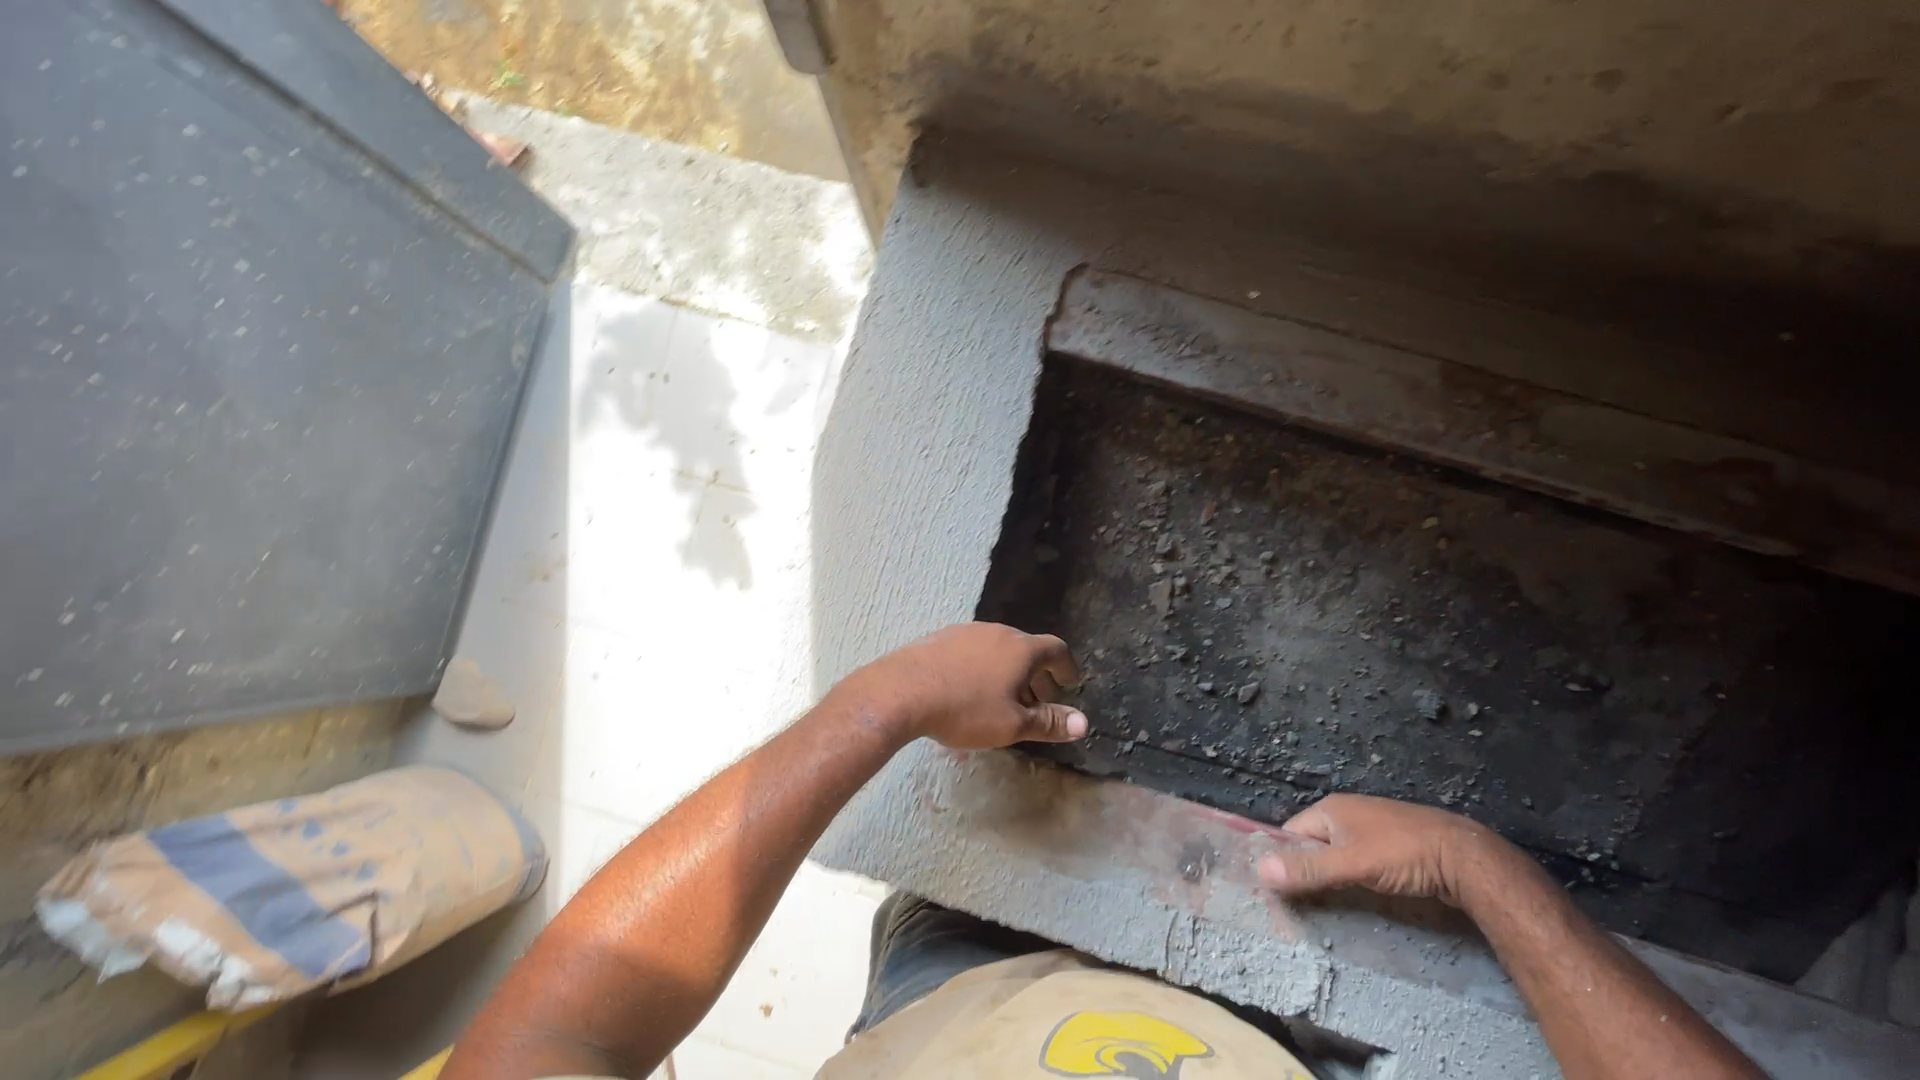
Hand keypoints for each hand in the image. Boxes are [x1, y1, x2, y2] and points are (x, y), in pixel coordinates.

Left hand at [835, 622, 1088, 749]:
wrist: (902, 691)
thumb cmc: (965, 709)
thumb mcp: (1012, 725)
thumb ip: (1049, 722)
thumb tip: (1084, 723)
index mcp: (1021, 648)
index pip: (1056, 649)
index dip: (1067, 667)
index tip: (1069, 684)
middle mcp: (997, 631)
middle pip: (1026, 648)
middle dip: (1037, 675)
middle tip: (1037, 701)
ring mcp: (965, 631)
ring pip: (997, 649)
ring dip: (1008, 671)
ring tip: (1002, 699)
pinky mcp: (940, 638)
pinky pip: (972, 651)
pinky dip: (982, 668)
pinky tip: (968, 690)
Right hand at [1256, 793, 1503, 907]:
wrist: (1466, 857)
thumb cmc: (1403, 854)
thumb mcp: (1351, 863)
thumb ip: (1308, 868)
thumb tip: (1259, 871)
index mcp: (1330, 808)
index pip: (1290, 834)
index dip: (1281, 860)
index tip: (1277, 892)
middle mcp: (1346, 813)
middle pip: (1312, 844)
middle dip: (1304, 870)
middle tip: (1298, 904)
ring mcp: (1370, 828)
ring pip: (1335, 854)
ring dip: (1328, 875)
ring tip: (1322, 903)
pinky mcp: (1390, 846)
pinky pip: (1356, 860)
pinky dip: (1349, 876)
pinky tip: (1354, 894)